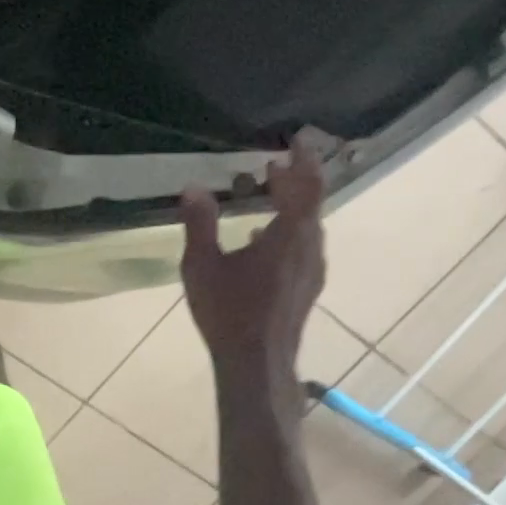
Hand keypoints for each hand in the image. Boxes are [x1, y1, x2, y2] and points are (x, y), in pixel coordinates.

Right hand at [178, 137, 327, 380]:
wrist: (256, 363)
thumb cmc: (228, 311)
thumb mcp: (202, 264)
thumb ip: (200, 224)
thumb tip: (193, 187)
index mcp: (290, 237)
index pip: (306, 188)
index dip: (303, 162)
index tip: (297, 141)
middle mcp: (310, 249)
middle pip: (311, 205)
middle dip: (293, 181)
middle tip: (272, 165)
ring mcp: (311, 271)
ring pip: (308, 227)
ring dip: (291, 205)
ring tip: (268, 193)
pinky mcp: (305, 287)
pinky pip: (302, 245)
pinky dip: (288, 228)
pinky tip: (263, 237)